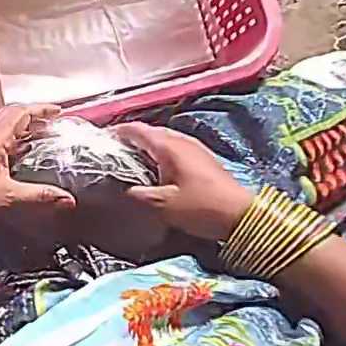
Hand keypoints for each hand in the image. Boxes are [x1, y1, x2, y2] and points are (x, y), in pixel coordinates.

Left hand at [0, 105, 74, 230]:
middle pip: (9, 115)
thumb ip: (39, 195)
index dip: (41, 110)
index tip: (58, 112)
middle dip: (31, 116)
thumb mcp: (8, 196)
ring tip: (38, 136)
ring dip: (19, 126)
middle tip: (50, 124)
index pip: (20, 113)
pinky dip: (9, 138)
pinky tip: (16, 153)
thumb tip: (69, 200)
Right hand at [113, 123, 252, 242]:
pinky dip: (160, 155)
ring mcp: (195, 149)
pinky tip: (154, 169)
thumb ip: (138, 195)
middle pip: (151, 132)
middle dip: (131, 139)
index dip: (119, 132)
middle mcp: (182, 142)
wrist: (242, 215)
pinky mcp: (202, 161)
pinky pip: (174, 150)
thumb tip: (123, 190)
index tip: (102, 138)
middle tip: (113, 151)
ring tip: (130, 160)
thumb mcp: (163, 205)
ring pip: (164, 141)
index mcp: (169, 147)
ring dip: (146, 147)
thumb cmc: (201, 206)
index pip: (138, 130)